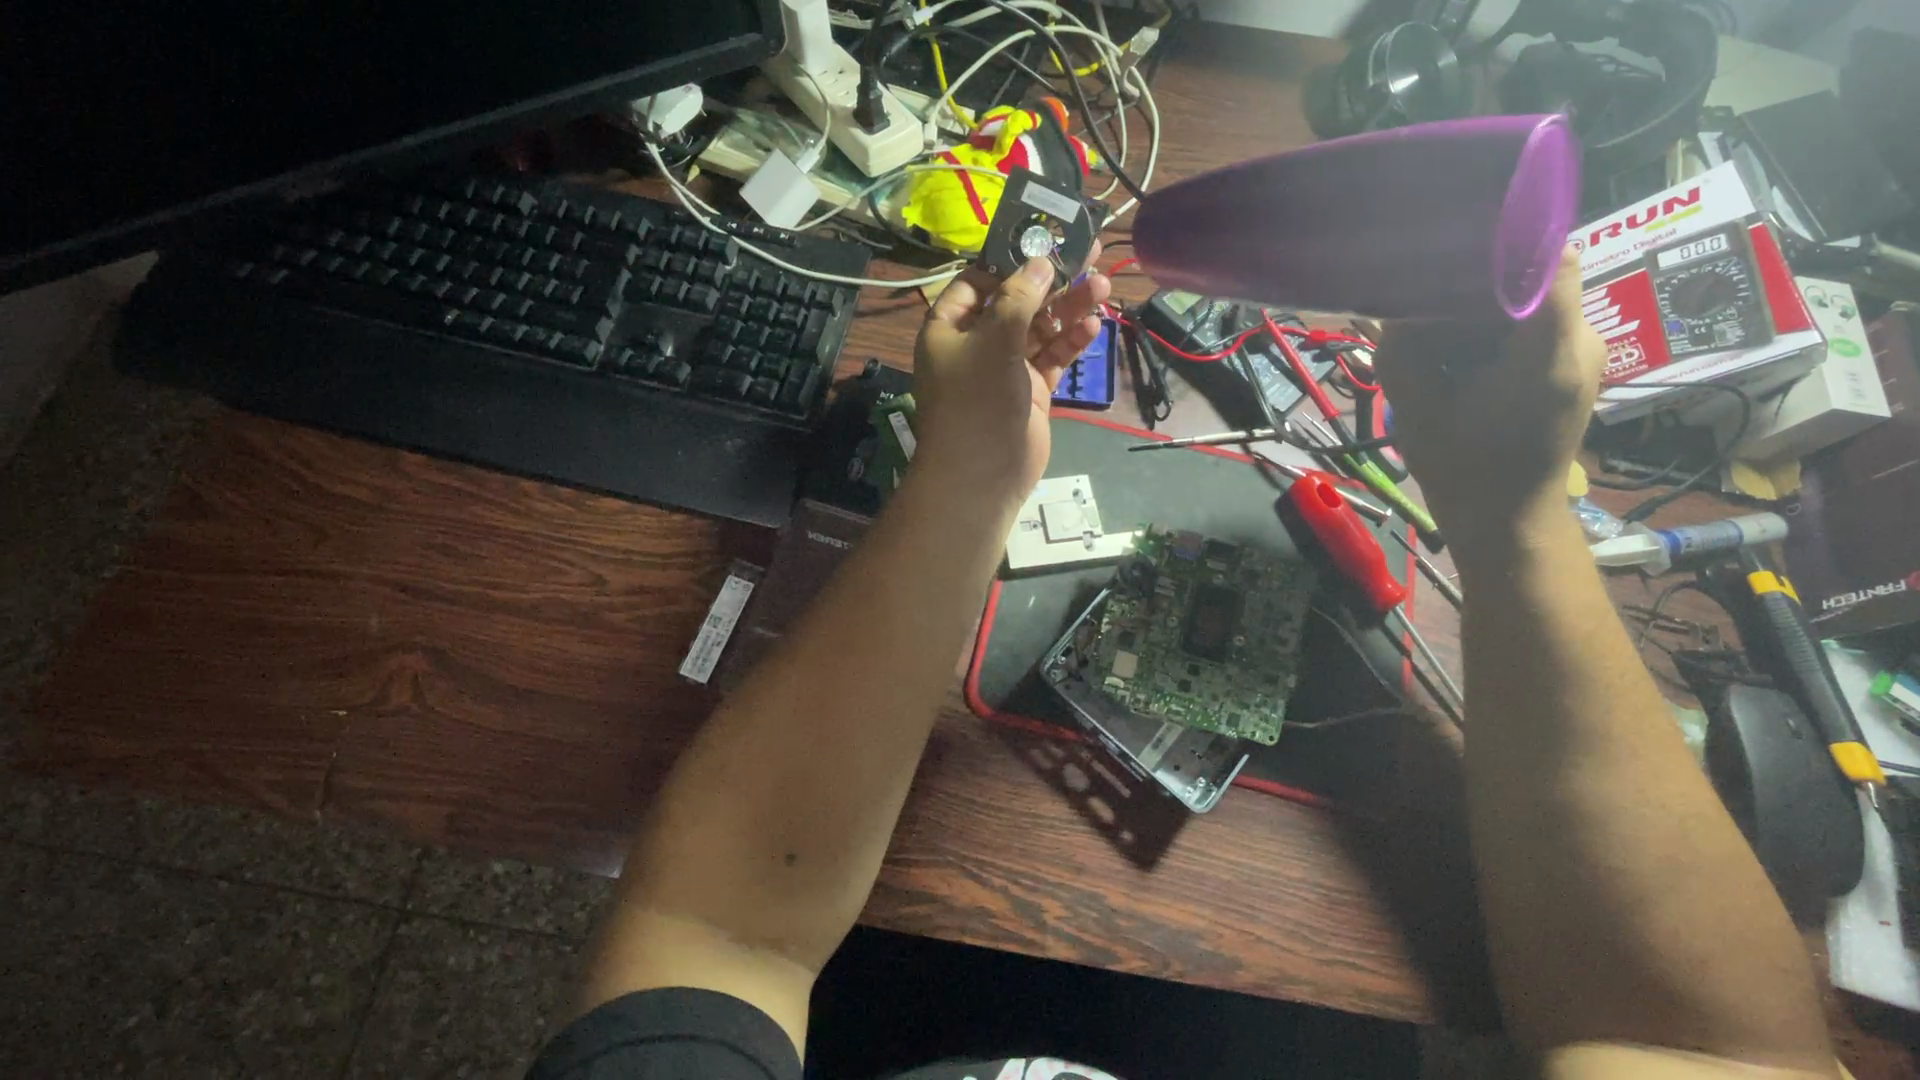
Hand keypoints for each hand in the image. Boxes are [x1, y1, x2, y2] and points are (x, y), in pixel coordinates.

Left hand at [913, 253, 1110, 497]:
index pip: (977, 282)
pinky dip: (1071, 342)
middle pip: (1016, 302)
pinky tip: (1095, 324)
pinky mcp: (1030, 391)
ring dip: (1068, 309)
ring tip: (1103, 286)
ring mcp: (1004, 369)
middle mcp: (975, 345)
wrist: (982, 476)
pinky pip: (1052, 358)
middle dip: (1050, 281)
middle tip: (1089, 252)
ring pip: (1039, 329)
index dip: (1009, 263)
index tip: (1044, 243)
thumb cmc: (977, 402)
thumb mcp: (993, 342)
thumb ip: (1019, 298)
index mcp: (949, 328)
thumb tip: (1040, 262)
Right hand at [1372, 250, 1602, 551]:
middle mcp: (1581, 341)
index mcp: (1549, 351)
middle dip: (1480, 281)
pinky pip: (1534, 323)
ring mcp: (1582, 352)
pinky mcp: (1569, 365)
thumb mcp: (1417, 411)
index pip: (1547, 258)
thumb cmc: (1462, 471)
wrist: (1506, 521)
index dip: (1499, 244)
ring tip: (1441, 335)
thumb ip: (1403, 351)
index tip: (1448, 248)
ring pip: (1534, 297)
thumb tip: (1395, 304)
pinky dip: (1495, 328)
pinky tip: (1461, 356)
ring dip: (1485, 307)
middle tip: (1429, 301)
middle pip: (1537, 275)